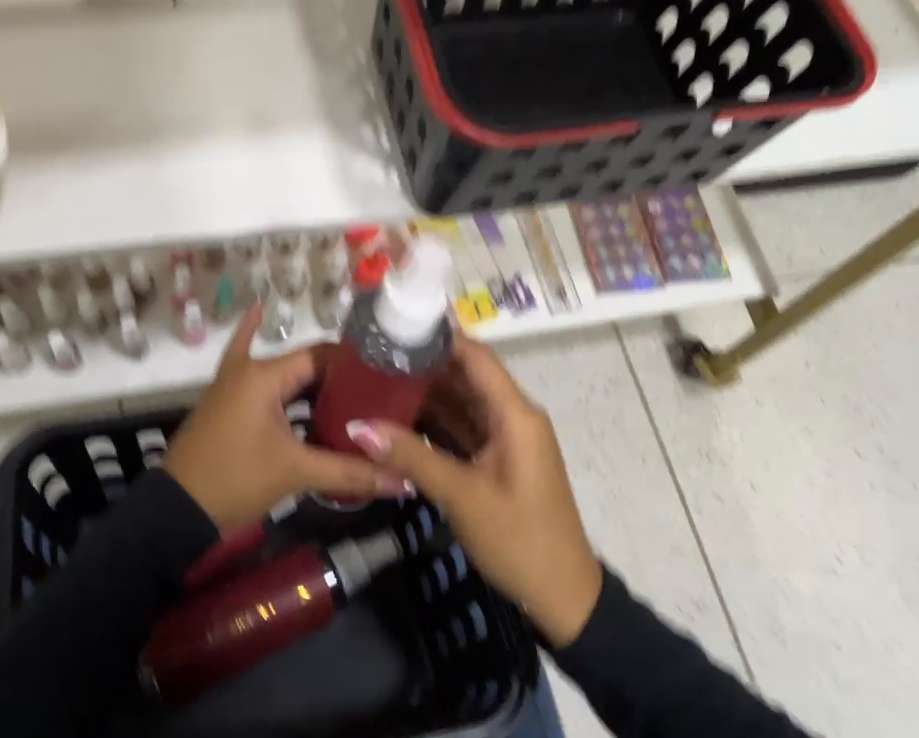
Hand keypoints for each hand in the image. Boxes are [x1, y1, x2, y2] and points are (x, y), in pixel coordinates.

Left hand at [164, 306, 407, 532]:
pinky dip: (252, 338)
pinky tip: (257, 311)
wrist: (177, 509)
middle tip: (377, 395)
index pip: (322, 358)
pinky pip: (245, 365)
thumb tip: (405, 482)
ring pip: (282, 374)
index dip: (355, 367)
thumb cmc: (235, 480)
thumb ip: (350, 473)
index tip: (387, 379)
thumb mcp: (295, 473)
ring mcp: (232, 384)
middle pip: (305, 367)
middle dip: (339, 381)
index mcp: (265, 376)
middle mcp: (248, 370)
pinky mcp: (225, 402)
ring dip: (311, 381)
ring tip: (352, 390)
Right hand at [346, 337, 602, 647]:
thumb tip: (357, 425)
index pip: (475, 357)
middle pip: (464, 377)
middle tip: (371, 351)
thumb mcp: (462, 495)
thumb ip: (410, 455)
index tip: (395, 321)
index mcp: (515, 414)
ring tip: (374, 378)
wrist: (561, 596)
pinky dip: (432, 424)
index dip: (439, 335)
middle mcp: (512, 417)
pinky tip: (395, 418)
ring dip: (424, 394)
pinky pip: (461, 430)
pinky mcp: (496, 462)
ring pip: (460, 404)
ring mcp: (505, 440)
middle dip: (422, 364)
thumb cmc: (518, 538)